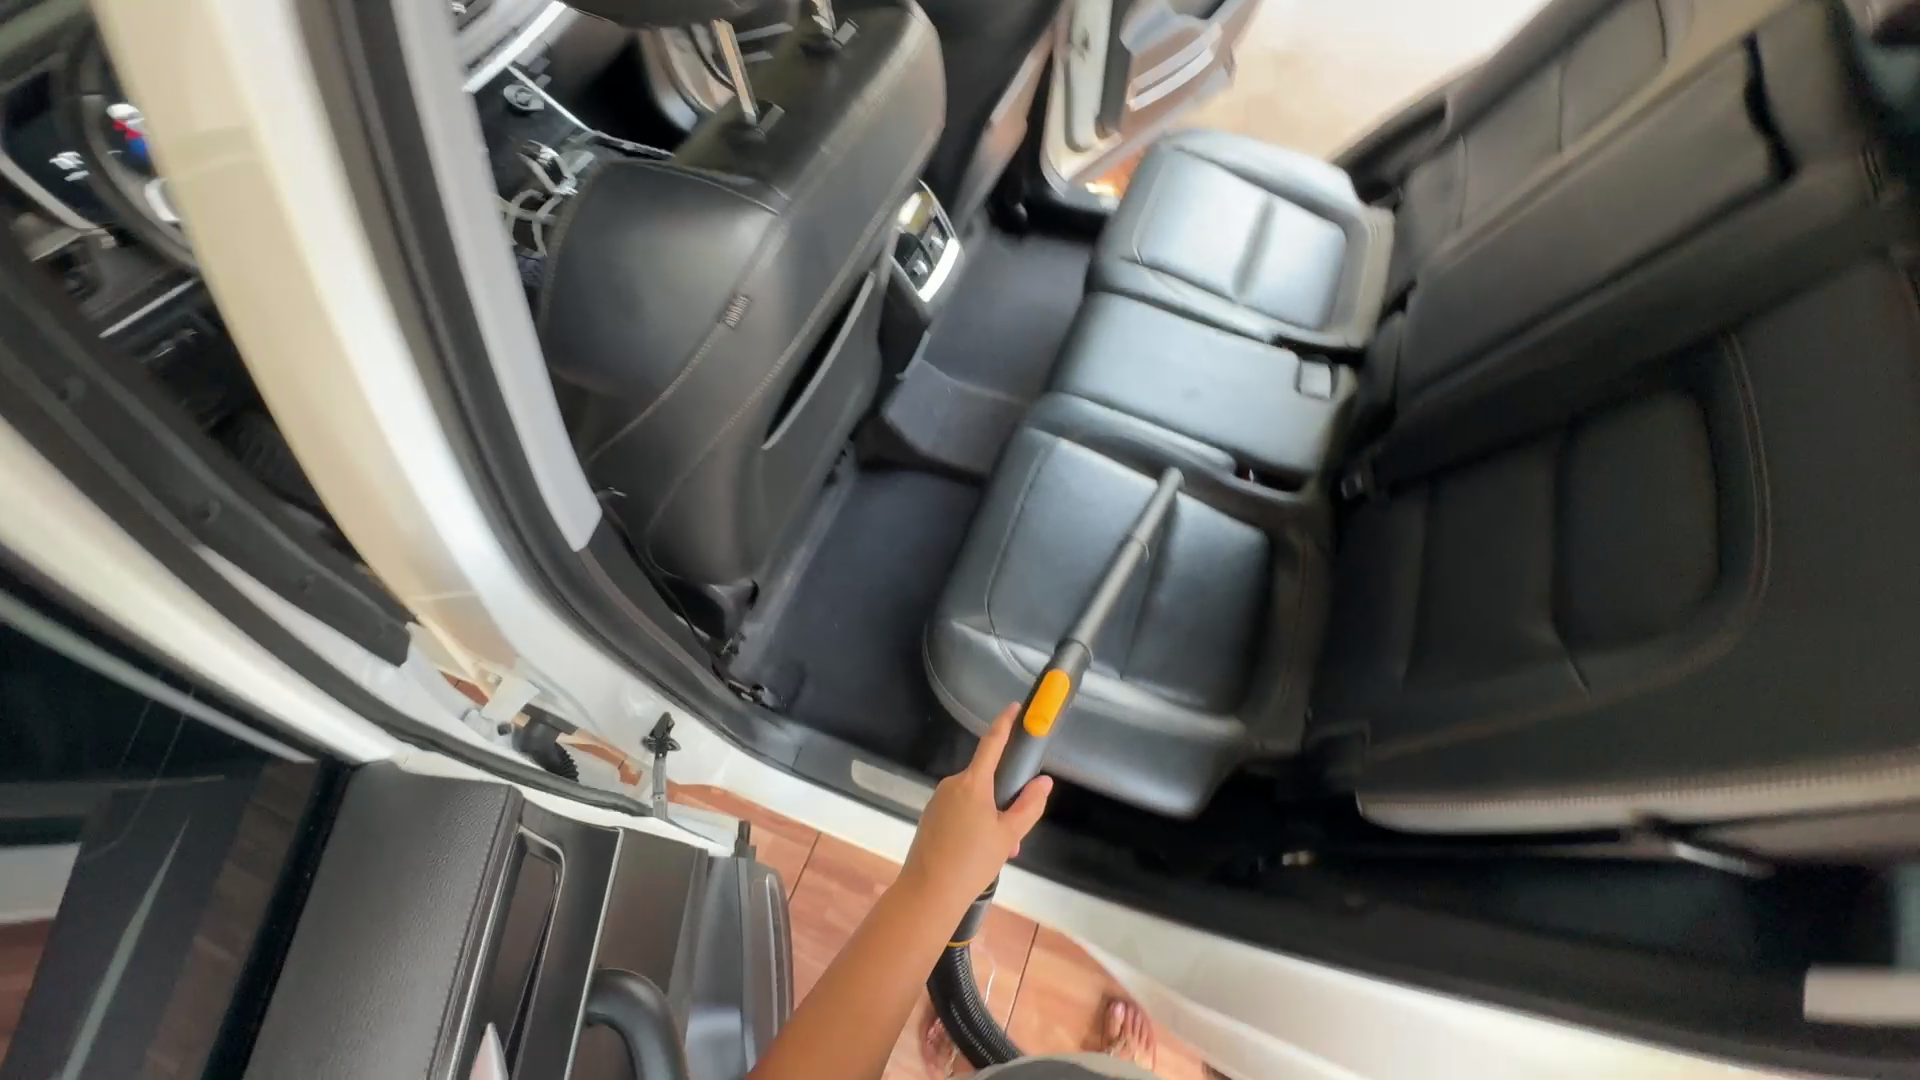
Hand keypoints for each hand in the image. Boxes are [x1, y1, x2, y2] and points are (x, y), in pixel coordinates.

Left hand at [901, 704, 1053, 910]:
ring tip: (997, 852)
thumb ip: (1029, 806)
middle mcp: (952, 784)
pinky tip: (977, 854)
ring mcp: (938, 800)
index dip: (1004, 723)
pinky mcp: (930, 816)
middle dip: (1003, 801)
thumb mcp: (1008, 835)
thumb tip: (1044, 782)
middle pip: (985, 780)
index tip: (1014, 707)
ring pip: (973, 799)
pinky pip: (959, 811)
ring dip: (989, 817)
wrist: (928, 893)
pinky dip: (973, 825)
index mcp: (973, 783)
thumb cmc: (972, 862)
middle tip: (1015, 835)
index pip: (992, 743)